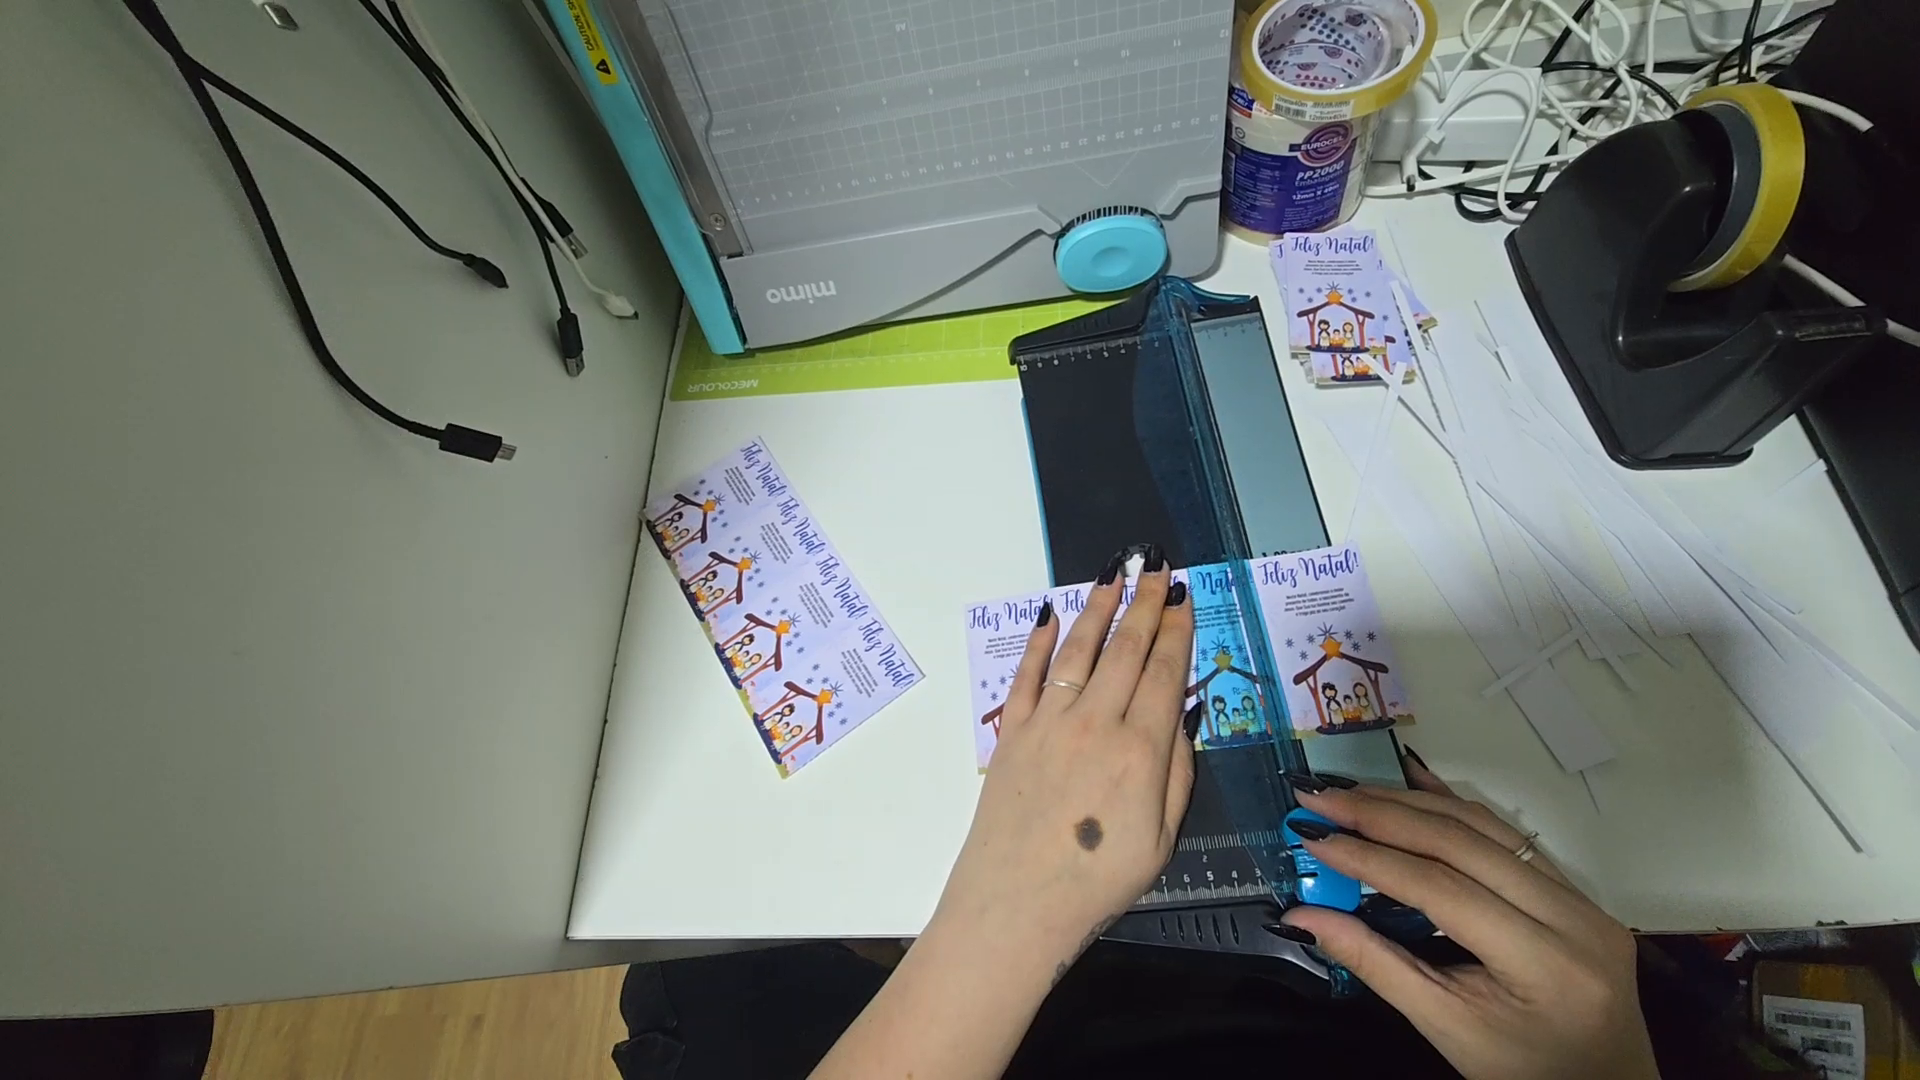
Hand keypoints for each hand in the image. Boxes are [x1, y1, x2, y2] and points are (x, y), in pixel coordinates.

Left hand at [933, 546, 1196, 981]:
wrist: (1015, 903)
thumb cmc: (1096, 881)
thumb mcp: (1162, 839)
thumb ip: (1176, 770)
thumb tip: (1182, 711)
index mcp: (1139, 750)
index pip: (1164, 672)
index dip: (1176, 630)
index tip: (1184, 596)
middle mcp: (1095, 722)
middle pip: (1125, 649)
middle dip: (1144, 603)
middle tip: (1157, 565)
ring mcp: (1049, 721)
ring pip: (1078, 650)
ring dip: (1098, 607)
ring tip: (1113, 574)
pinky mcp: (1012, 730)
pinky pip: (1028, 675)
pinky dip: (1040, 642)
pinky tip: (1049, 615)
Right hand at [1281, 755, 1658, 1079]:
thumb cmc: (1523, 1073)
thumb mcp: (1444, 1027)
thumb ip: (1371, 962)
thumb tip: (1296, 918)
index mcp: (1547, 964)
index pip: (1441, 888)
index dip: (1369, 858)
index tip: (1311, 836)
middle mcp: (1575, 918)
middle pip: (1459, 842)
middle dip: (1378, 814)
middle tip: (1317, 798)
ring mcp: (1580, 898)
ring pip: (1479, 825)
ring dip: (1405, 802)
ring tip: (1346, 792)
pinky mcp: (1573, 888)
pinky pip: (1501, 832)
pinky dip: (1446, 803)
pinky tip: (1406, 779)